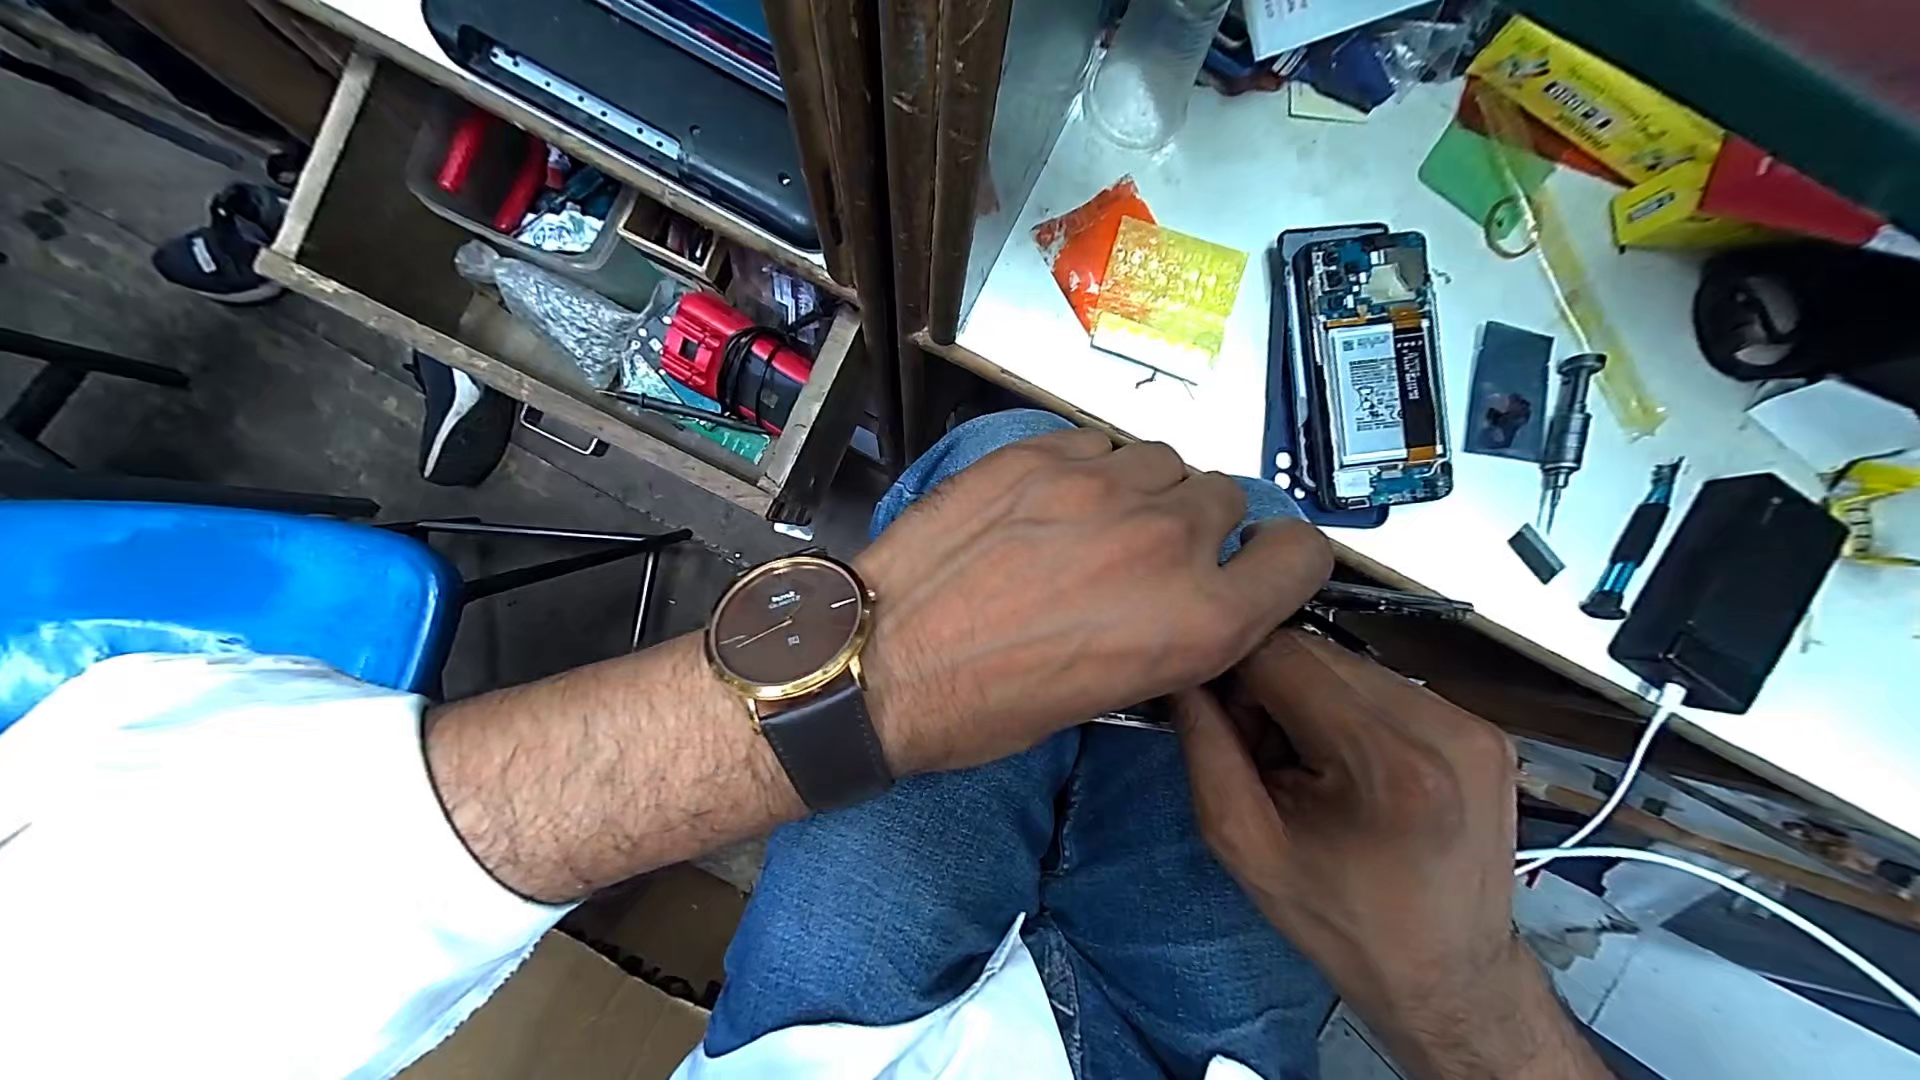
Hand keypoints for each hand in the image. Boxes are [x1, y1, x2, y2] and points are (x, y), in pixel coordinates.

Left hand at [854, 429, 1330, 774]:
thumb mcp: (1108, 693)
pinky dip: (1086, 467)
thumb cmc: (989, 703)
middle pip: (1224, 499)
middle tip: (1141, 555)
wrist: (884, 659)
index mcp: (1197, 621)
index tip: (1251, 562)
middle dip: (1194, 527)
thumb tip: (1187, 591)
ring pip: (1159, 462)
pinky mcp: (1037, 454)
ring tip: (1088, 523)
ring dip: (1140, 491)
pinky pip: (1095, 443)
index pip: (1300, 555)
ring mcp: (1099, 486)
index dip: (1278, 559)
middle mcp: (1165, 541)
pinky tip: (1046, 500)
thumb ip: (1171, 630)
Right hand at [1176, 631, 1606, 1079]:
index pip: (1280, 654)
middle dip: (1267, 684)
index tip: (1222, 716)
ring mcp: (1472, 724)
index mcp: (1385, 763)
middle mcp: (1442, 728)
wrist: (1445, 977)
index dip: (1234, 673)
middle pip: (1313, 650)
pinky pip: (1380, 681)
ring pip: (1344, 660)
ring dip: (1304, 691)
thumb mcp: (1238, 837)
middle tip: (1262, 747)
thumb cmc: (1332, 914)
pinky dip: (1343, 704)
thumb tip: (1183, 669)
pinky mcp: (1482, 728)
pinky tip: (1344, 757)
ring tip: (1304, 756)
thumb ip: (1201, 739)